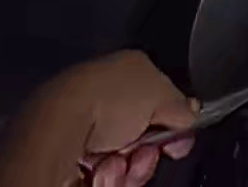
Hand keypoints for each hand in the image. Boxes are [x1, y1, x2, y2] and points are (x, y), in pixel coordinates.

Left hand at [0, 51, 196, 186]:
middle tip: (147, 154)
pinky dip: (105, 181)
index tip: (180, 134)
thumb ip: (182, 105)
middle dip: (149, 150)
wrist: (54, 133)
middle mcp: (100, 101)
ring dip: (129, 168)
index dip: (172, 118)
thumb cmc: (111, 100)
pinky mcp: (59, 168)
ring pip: (120, 161)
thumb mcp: (162, 95)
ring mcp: (77, 136)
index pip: (156, 97)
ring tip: (119, 166)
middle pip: (140, 134)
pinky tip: (100, 175)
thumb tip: (193, 113)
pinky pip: (96, 177)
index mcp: (124, 71)